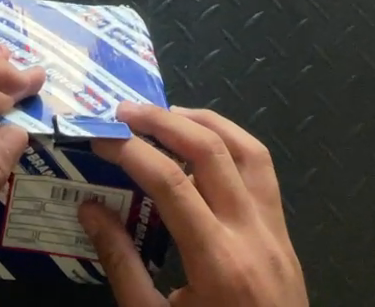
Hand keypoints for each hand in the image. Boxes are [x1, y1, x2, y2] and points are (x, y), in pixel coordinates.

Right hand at [78, 104, 307, 305]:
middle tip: (123, 112)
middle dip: (162, 121)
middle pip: (210, 150)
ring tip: (163, 115)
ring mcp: (276, 232)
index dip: (130, 151)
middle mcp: (252, 235)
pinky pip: (262, 171)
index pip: (170, 182)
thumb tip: (89, 207)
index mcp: (218, 263)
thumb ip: (122, 263)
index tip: (98, 139)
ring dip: (202, 122)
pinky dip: (230, 143)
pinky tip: (203, 144)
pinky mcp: (285, 235)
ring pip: (246, 149)